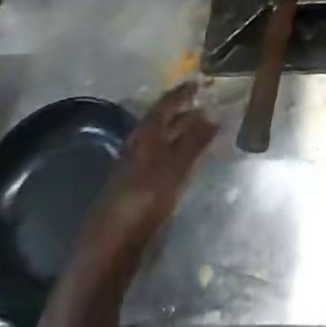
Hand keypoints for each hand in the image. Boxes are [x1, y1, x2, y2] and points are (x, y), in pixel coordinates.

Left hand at [89, 81, 219, 252]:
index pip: (166, 103)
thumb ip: (194, 140)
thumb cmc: (144, 200)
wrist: (111, 245)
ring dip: (182, 132)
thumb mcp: (174, 168)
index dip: (183, 92)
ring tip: (205, 130)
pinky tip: (188, 161)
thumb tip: (214, 113)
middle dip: (186, 111)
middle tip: (209, 105)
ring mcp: (136, 166)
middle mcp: (139, 144)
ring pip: (163, 140)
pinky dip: (178, 152)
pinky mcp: (138, 187)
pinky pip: (162, 159)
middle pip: (164, 120)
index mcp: (145, 134)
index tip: (201, 81)